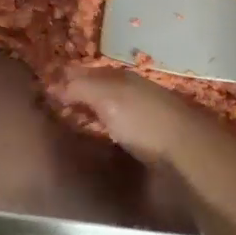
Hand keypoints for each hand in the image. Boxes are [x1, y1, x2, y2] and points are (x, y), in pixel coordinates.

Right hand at [56, 68, 235, 234]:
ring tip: (72, 135)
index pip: (93, 73)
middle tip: (54, 113)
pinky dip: (108, 144)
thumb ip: (81, 87)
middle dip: (83, 99)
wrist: (189, 161)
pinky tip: (99, 153)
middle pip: (104, 95)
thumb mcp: (109, 96)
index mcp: (129, 81)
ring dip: (97, 123)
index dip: (70, 78)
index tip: (46, 90)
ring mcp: (150, 127)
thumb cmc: (146, 123)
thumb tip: (55, 82)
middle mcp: (140, 99)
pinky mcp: (155, 153)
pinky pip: (123, 143)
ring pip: (115, 119)